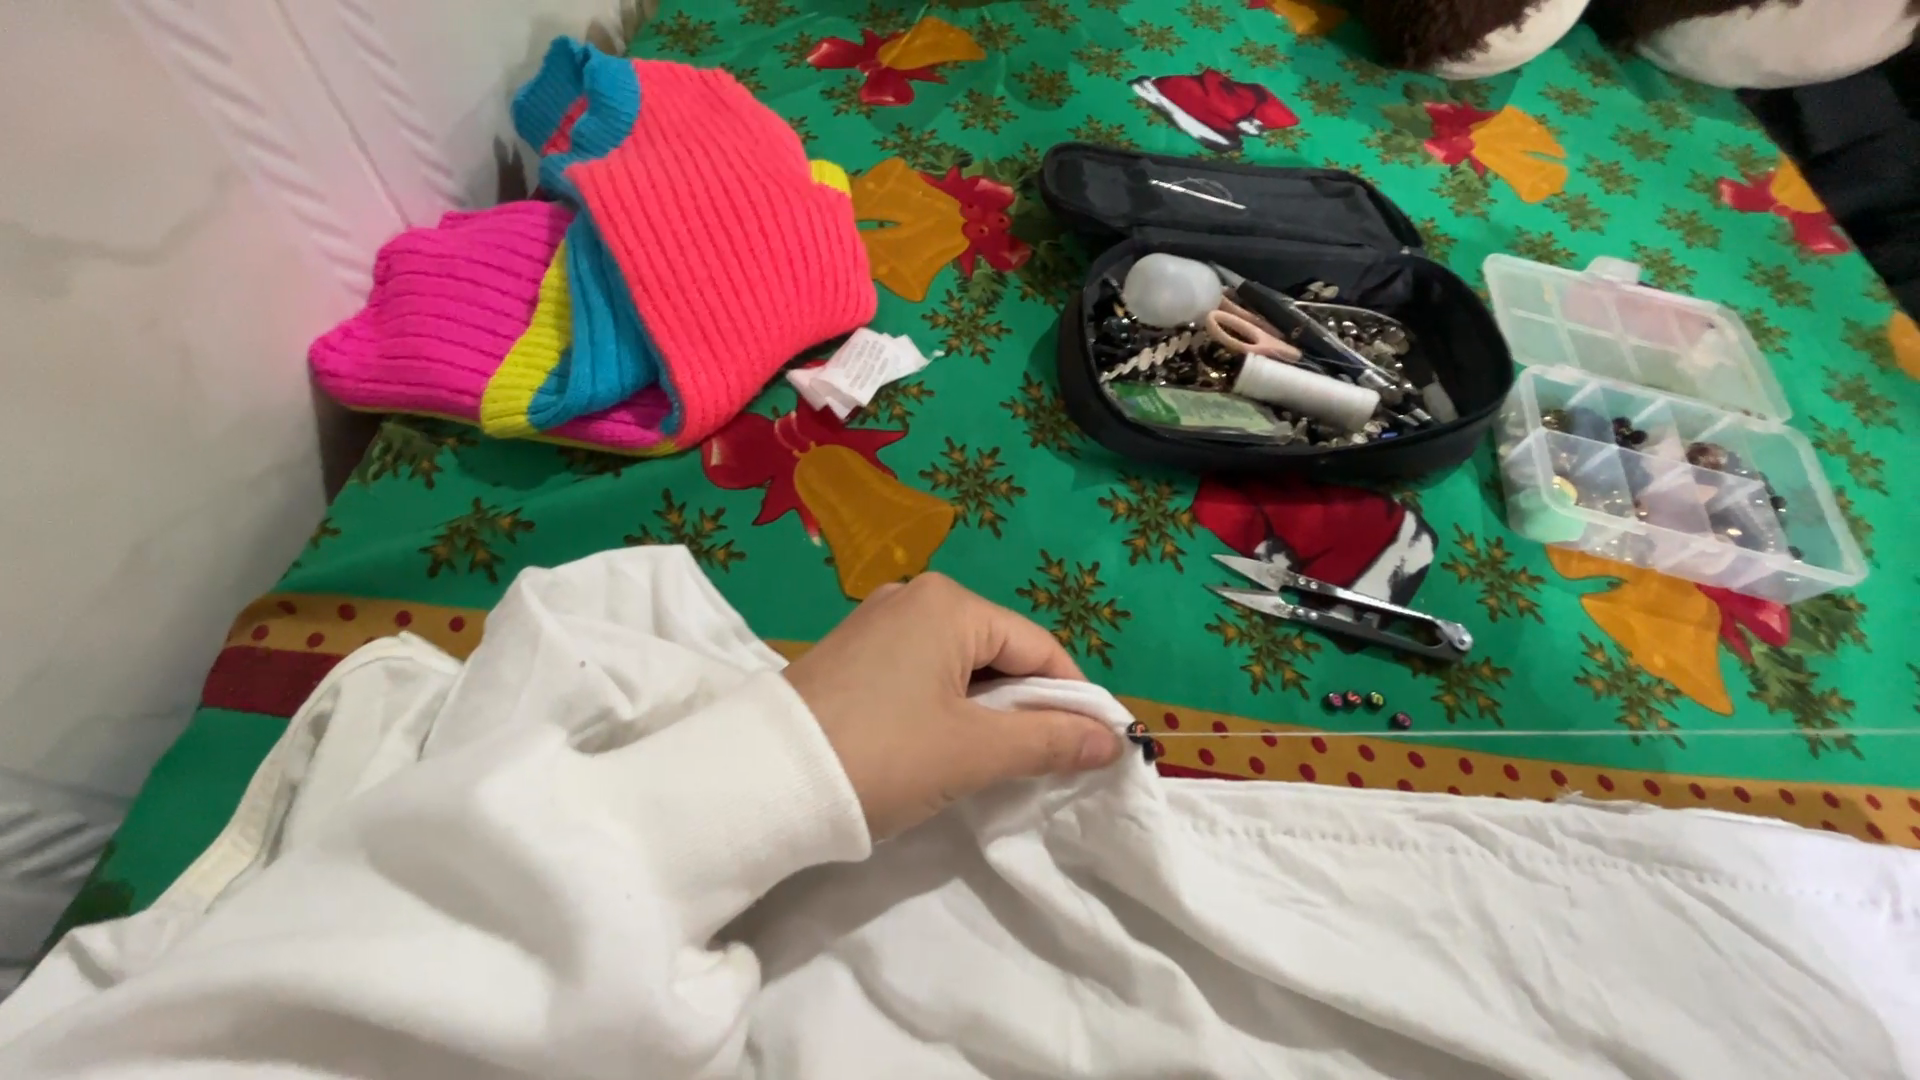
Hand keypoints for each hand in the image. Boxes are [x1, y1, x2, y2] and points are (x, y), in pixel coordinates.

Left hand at [782, 573, 1123, 838]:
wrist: (764, 778)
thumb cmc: (883, 754)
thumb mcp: (974, 752)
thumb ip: (1049, 740)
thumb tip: (1111, 740)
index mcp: (950, 604)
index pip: (1038, 646)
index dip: (1071, 697)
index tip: (1091, 747)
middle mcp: (914, 597)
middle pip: (998, 651)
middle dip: (1024, 706)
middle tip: (1035, 763)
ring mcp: (877, 621)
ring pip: (959, 664)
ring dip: (984, 710)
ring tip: (986, 761)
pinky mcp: (852, 652)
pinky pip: (921, 671)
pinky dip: (944, 705)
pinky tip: (938, 744)